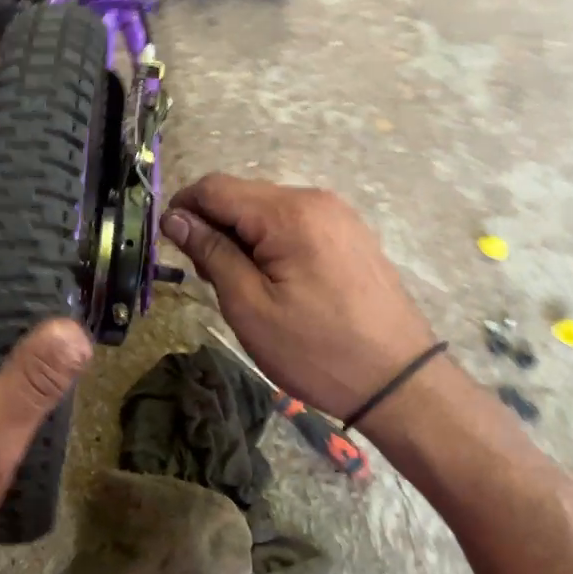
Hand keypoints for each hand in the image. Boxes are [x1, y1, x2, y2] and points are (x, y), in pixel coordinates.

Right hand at [160, 174, 435, 420]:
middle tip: (208, 278)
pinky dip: (270, 242)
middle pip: (241, 196)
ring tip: (240, 286)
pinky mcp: (350, 235)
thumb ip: (211, 252)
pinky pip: (293, 224)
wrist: (403, 385)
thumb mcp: (249, 306)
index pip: (214, 188)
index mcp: (288, 213)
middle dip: (213, 227)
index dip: (182, 209)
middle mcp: (314, 200)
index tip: (169, 245)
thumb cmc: (317, 350)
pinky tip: (274, 282)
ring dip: (240, 237)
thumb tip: (175, 218)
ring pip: (265, 210)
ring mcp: (338, 216)